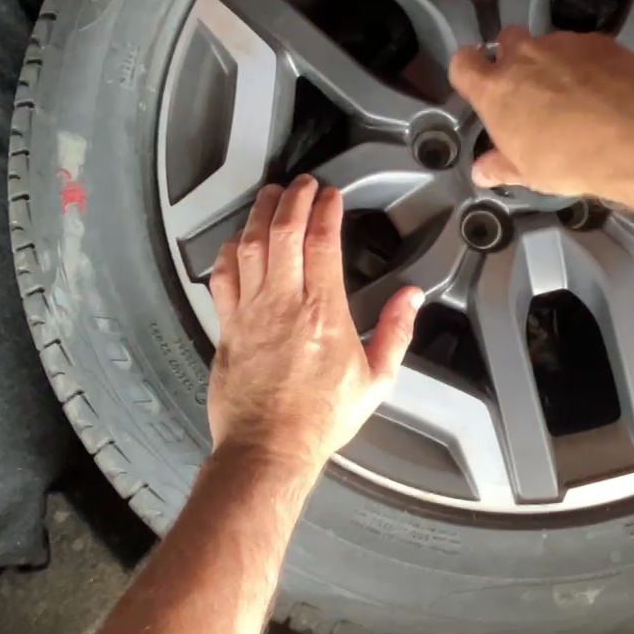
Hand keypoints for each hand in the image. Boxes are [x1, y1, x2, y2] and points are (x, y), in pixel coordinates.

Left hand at [206, 177, 422, 473]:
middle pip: (282, 232)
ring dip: (259, 213)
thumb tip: (411, 297)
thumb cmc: (320, 418)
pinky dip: (229, 250)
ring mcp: (251, 313)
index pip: (322, 242)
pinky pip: (223, 276)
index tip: (331, 195)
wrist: (269, 449)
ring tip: (270, 194)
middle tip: (302, 184)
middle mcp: (284, 304)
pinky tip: (238, 239)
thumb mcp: (377, 380)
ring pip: (250, 246)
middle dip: (292, 198)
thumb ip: (396, 332)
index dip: (326, 210)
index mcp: (324, 312)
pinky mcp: (228, 327)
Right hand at [450, 26, 633, 198]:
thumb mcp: (528, 172)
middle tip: (529, 89)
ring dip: (555, 63)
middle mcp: (525, 57)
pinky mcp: (600, 42)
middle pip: (508, 40)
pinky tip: (603, 92)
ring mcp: (564, 45)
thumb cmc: (572, 156)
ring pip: (550, 44)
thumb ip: (500, 166)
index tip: (474, 78)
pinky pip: (586, 48)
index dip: (468, 69)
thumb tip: (483, 171)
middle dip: (515, 57)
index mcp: (496, 90)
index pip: (464, 65)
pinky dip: (589, 65)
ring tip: (574, 96)